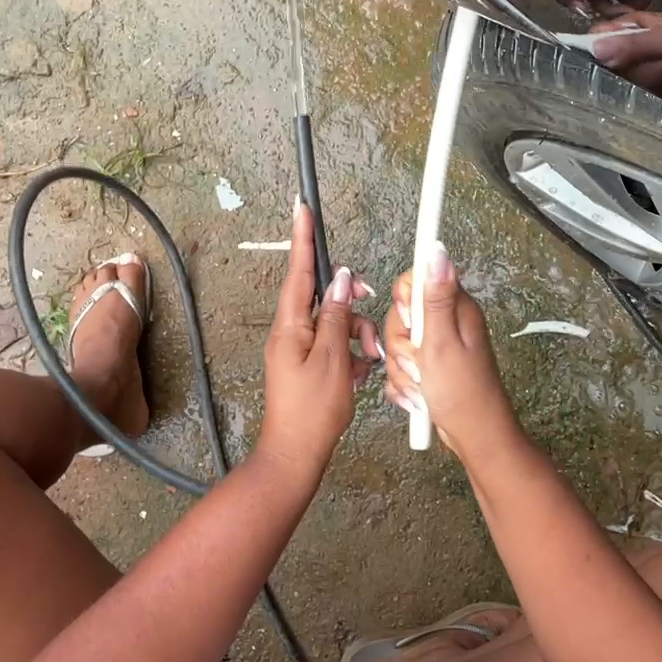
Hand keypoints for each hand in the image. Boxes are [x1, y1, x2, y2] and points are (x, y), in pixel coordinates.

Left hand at [260, 201, 379, 471]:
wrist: (297, 454)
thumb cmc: (314, 410)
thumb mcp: (333, 358)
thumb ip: (337, 315)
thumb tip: (340, 279)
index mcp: (290, 326)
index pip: (299, 271)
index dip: (302, 238)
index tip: (301, 207)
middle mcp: (291, 332)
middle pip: (325, 297)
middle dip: (352, 303)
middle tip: (370, 306)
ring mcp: (299, 350)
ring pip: (335, 322)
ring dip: (358, 334)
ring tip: (370, 358)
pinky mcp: (310, 366)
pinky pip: (335, 345)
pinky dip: (352, 353)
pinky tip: (362, 371)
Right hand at [381, 246, 523, 464]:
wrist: (474, 435)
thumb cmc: (463, 391)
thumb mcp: (442, 340)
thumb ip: (435, 296)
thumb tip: (436, 250)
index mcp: (455, 308)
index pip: (417, 279)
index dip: (406, 301)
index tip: (413, 324)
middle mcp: (447, 322)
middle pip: (403, 314)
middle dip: (402, 344)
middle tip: (420, 361)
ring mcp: (439, 345)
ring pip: (400, 344)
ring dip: (404, 369)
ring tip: (423, 384)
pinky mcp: (431, 367)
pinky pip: (403, 368)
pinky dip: (405, 384)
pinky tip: (419, 397)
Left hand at [585, 12, 661, 98]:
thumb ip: (632, 44)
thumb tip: (595, 49)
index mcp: (631, 74)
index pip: (600, 48)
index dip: (615, 27)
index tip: (641, 22)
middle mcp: (631, 79)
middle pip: (615, 42)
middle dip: (637, 26)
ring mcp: (642, 77)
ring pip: (631, 41)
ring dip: (649, 28)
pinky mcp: (652, 72)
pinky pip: (643, 47)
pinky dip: (656, 36)